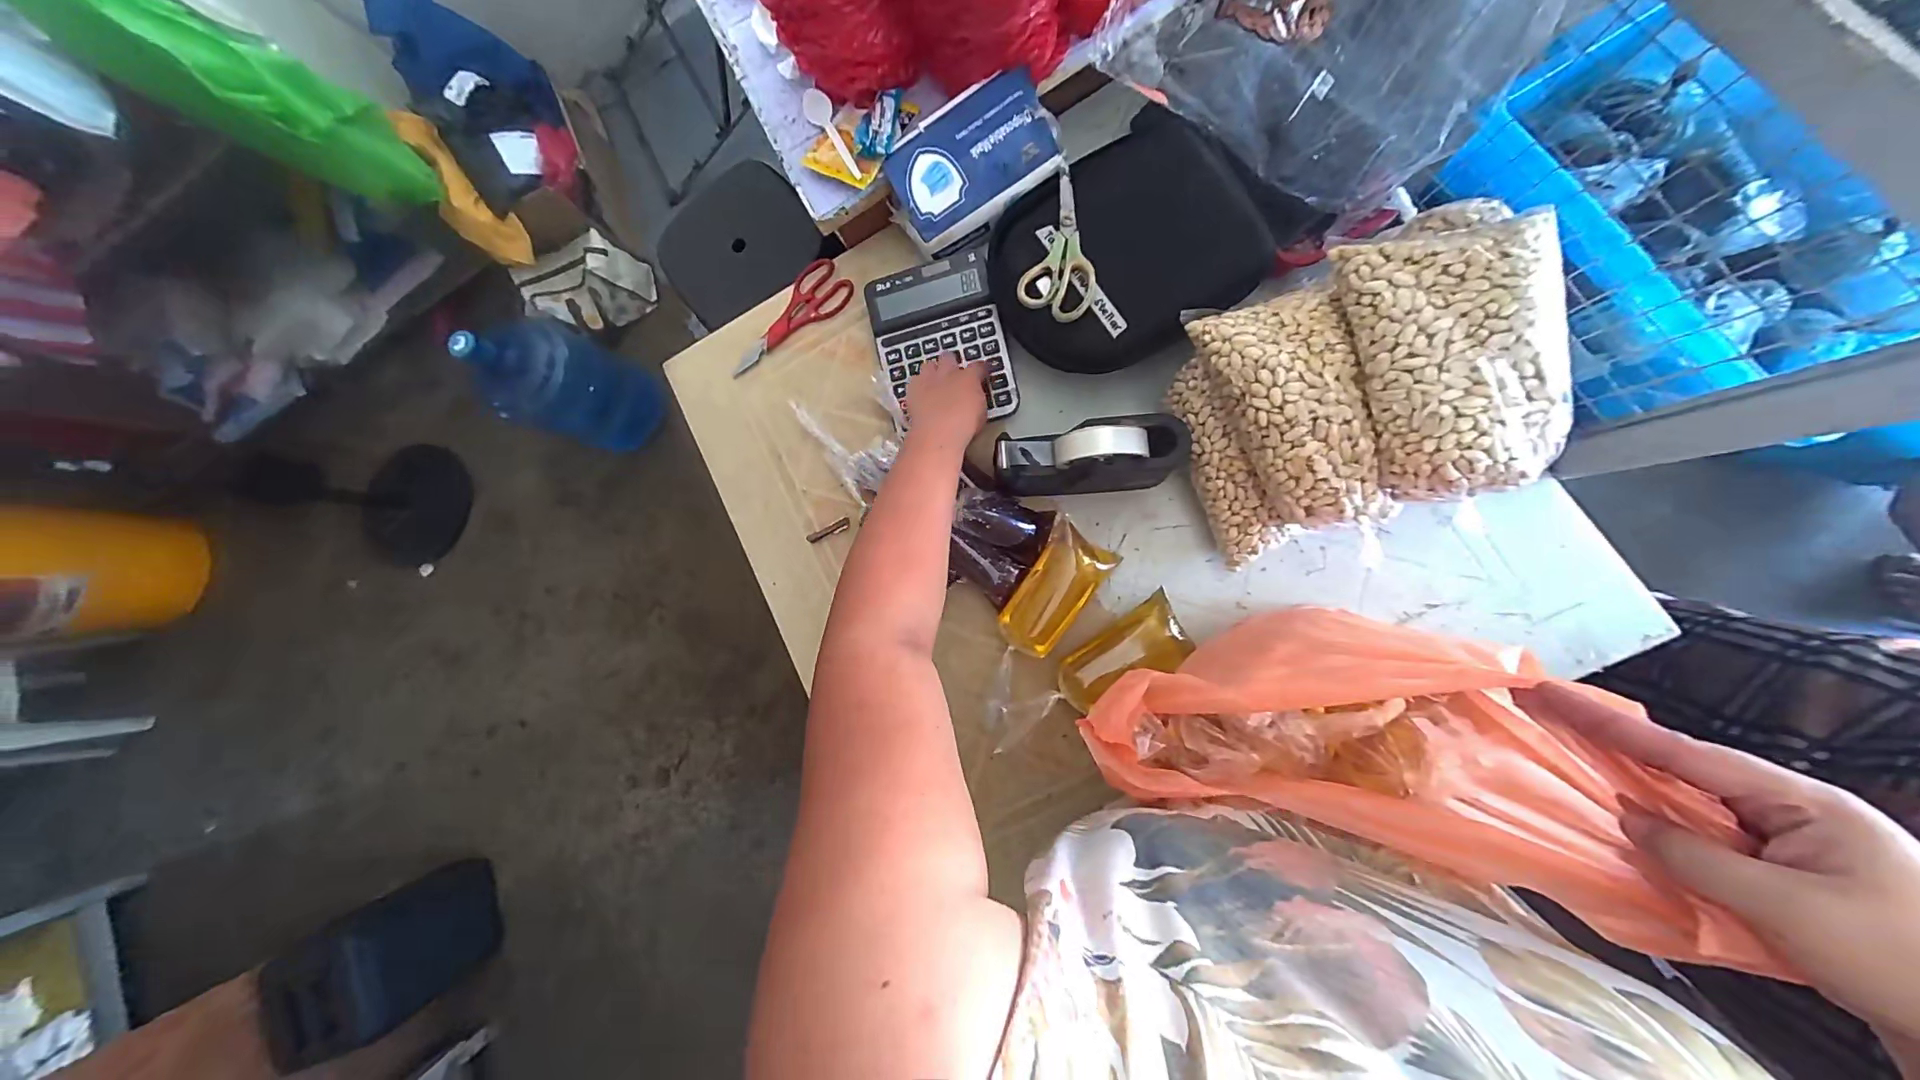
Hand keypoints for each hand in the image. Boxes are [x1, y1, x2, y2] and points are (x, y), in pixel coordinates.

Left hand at [902, 352, 985, 442]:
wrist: (938, 433)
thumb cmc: (963, 426)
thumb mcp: (981, 414)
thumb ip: (977, 400)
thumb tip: (975, 399)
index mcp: (969, 378)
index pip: (977, 366)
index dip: (979, 369)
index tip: (981, 372)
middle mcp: (948, 374)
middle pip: (948, 357)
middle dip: (950, 362)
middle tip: (952, 373)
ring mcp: (929, 380)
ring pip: (928, 365)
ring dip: (931, 371)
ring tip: (934, 382)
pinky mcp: (913, 391)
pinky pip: (914, 381)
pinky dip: (917, 386)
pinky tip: (919, 394)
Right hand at [1525, 682, 1919, 1040]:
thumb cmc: (1896, 957)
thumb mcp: (1787, 907)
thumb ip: (1695, 856)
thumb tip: (1629, 819)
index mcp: (1801, 802)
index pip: (1681, 752)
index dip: (1608, 722)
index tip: (1551, 692)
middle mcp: (1796, 812)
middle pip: (1687, 769)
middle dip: (1619, 745)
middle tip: (1555, 720)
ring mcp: (1797, 846)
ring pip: (1698, 808)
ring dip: (1641, 792)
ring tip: (1579, 768)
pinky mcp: (1794, 880)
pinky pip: (1713, 844)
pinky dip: (1668, 834)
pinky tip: (1638, 834)